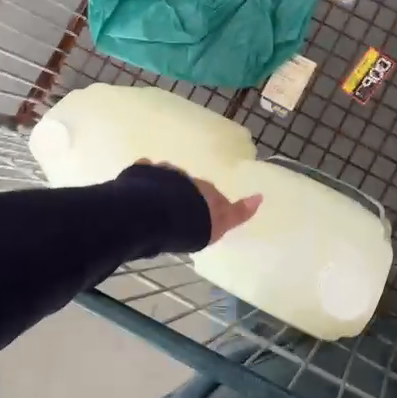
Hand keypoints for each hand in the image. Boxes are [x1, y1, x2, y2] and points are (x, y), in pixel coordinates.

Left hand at [138, 160, 260, 245]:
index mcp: (205, 189)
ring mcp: (163, 173)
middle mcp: (186, 177)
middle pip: (187, 185)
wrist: (160, 213)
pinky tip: (137, 188)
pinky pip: (143, 173)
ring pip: (166, 179)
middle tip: (178, 212)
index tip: (202, 211)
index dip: (208, 201)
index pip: (211, 192)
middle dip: (184, 194)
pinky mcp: (141, 173)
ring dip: (164, 189)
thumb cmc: (193, 224)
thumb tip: (259, 197)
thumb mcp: (220, 224)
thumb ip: (239, 212)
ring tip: (156, 206)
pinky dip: (142, 179)